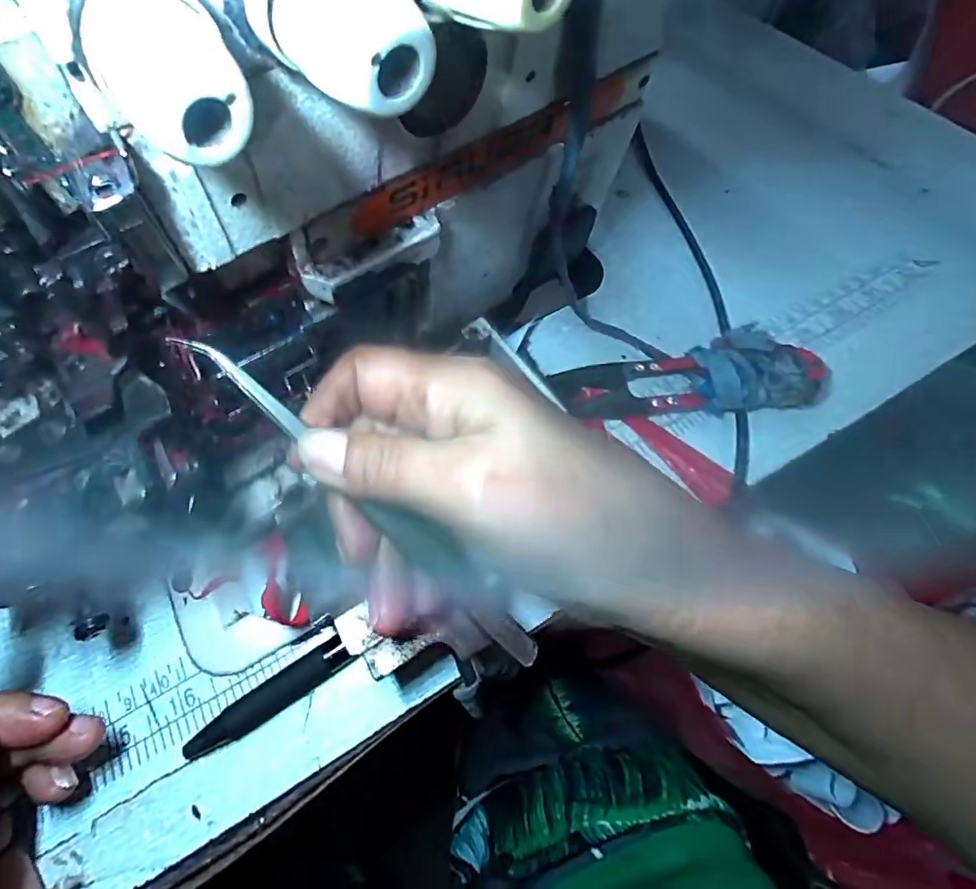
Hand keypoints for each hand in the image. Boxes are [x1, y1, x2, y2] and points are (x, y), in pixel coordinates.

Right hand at [295, 346, 732, 635]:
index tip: (308, 473)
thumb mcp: (464, 489)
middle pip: (370, 435)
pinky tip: (411, 598)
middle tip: (357, 553)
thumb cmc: (564, 518)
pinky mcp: (479, 497)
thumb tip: (306, 445)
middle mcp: (452, 413)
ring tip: (388, 603)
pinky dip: (411, 553)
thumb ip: (381, 465)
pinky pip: (423, 514)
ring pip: (392, 484)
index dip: (324, 411)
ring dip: (381, 537)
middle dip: (354, 494)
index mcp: (449, 389)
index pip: (361, 373)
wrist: (669, 579)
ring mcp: (467, 457)